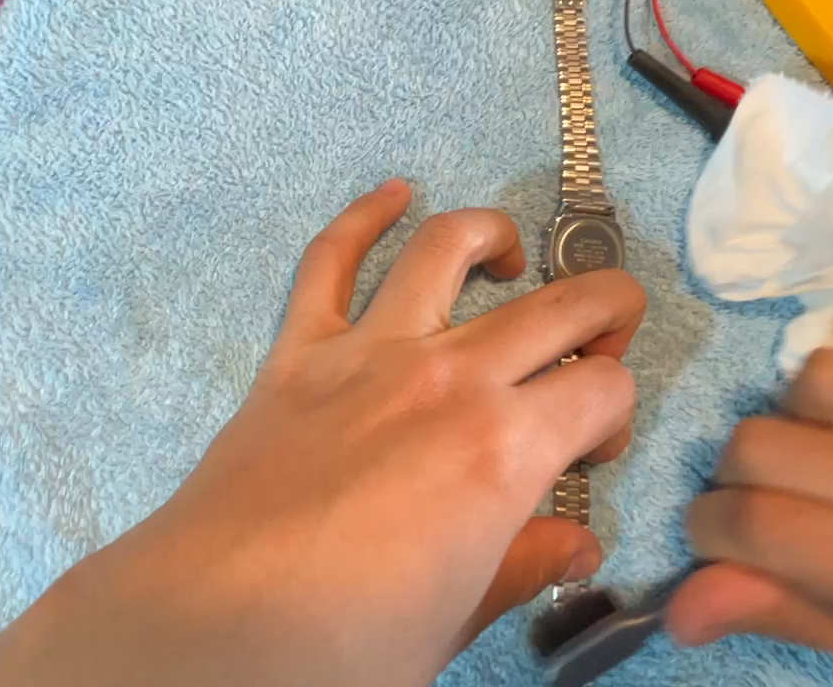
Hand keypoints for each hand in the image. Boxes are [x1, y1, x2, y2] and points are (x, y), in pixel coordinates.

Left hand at [0, 179, 644, 686]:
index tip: (591, 442)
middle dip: (604, 305)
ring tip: (509, 254)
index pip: (602, 389)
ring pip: (446, 249)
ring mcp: (369, 348)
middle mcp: (447, 375)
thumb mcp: (456, 618)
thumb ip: (522, 566)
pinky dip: (362, 215)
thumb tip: (576, 543)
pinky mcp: (301, 344)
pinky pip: (330, 258)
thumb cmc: (344, 641)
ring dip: (492, 235)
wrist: (217, 621)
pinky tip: (393, 192)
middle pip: (556, 308)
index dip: (615, 409)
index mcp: (503, 450)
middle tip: (607, 325)